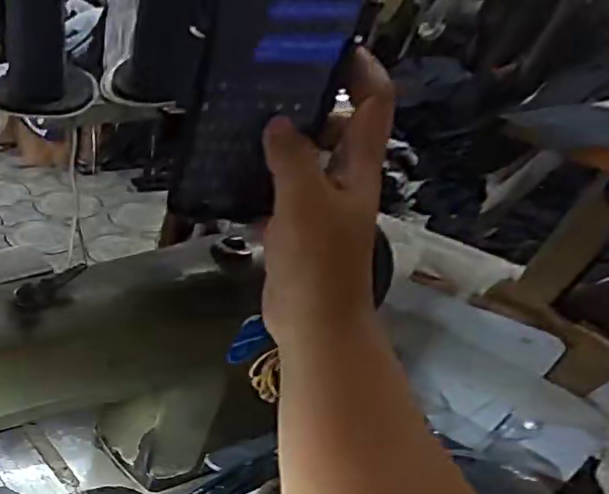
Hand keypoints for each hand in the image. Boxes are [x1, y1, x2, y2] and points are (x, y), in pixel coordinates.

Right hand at [260, 48, 394, 349]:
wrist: (314, 325)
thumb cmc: (317, 263)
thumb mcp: (305, 200)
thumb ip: (292, 157)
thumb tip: (277, 125)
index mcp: (358, 169)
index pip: (372, 104)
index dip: (360, 72)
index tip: (331, 54)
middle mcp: (342, 185)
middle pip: (334, 132)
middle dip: (309, 109)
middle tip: (270, 93)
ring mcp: (317, 214)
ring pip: (301, 168)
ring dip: (279, 150)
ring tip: (246, 130)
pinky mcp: (294, 239)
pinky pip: (278, 203)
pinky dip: (261, 190)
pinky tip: (235, 184)